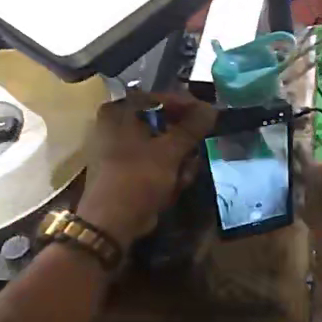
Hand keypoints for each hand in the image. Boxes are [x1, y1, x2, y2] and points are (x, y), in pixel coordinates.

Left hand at [79, 91, 216, 243]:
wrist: (111, 222)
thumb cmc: (138, 178)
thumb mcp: (169, 151)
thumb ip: (191, 128)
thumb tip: (211, 109)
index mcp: (119, 112)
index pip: (160, 99)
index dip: (187, 106)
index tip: (210, 116)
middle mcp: (116, 127)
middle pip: (162, 126)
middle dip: (183, 144)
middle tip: (196, 154)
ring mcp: (120, 152)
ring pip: (161, 149)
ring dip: (178, 163)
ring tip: (184, 177)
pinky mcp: (127, 173)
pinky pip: (154, 166)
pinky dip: (166, 175)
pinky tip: (174, 188)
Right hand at [299, 152, 321, 321]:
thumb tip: (320, 158)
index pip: (319, 182)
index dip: (306, 164)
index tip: (291, 145)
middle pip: (320, 199)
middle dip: (303, 183)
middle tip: (280, 171)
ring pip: (320, 218)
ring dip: (305, 208)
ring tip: (284, 200)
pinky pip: (318, 239)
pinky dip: (307, 231)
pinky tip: (299, 238)